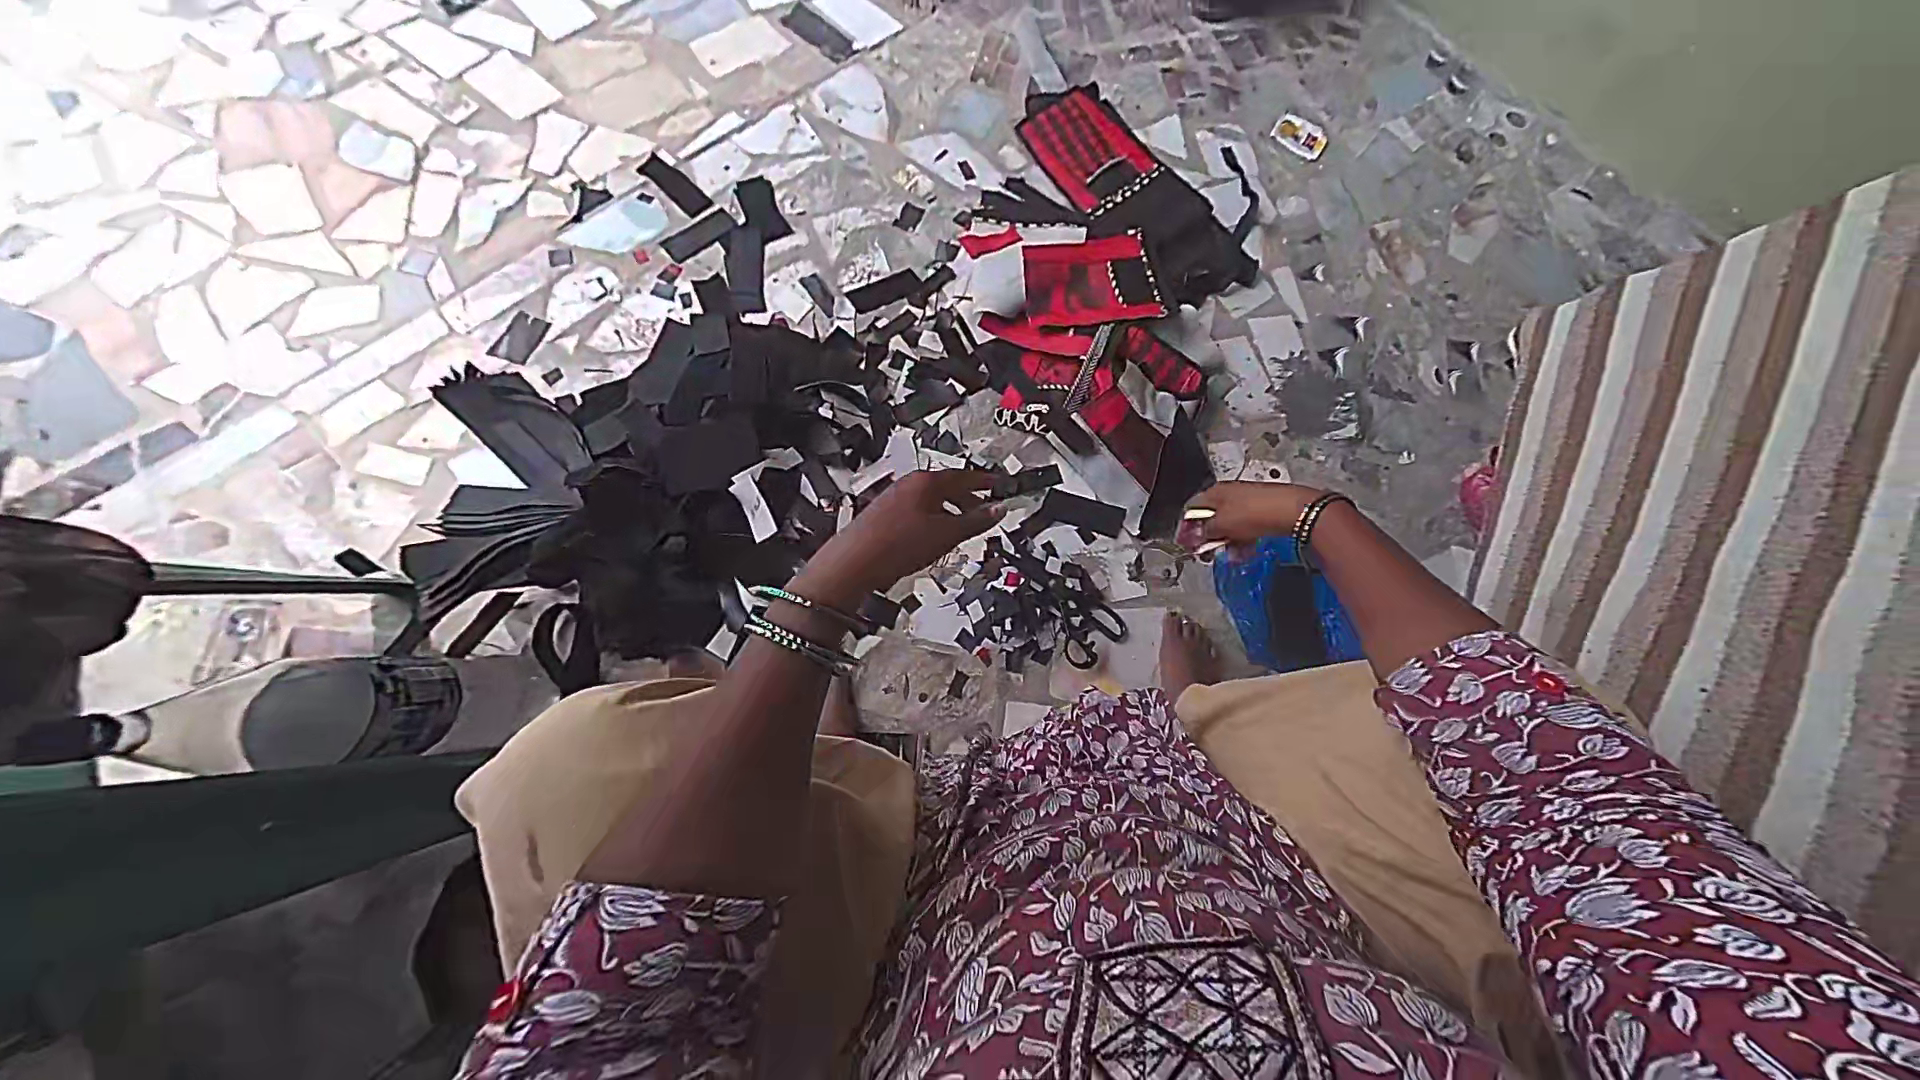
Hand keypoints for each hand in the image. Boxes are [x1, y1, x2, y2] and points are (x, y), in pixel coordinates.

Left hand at [793, 470, 1002, 601]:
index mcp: (925, 481)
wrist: (854, 562)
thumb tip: (997, 510)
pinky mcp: (883, 516)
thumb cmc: (892, 544)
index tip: (997, 483)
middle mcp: (907, 485)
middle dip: (968, 499)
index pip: (964, 476)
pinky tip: (932, 539)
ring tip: (961, 528)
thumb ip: (976, 521)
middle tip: (984, 508)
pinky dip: (931, 521)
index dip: (985, 482)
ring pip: (930, 501)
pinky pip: (916, 513)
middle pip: (947, 487)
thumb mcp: (947, 534)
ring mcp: (893, 499)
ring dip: (949, 512)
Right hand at [1176, 480, 1324, 553]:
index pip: (1192, 509)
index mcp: (1214, 492)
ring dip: (1228, 540)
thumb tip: (1194, 536)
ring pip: (1230, 523)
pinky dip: (1243, 538)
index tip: (1190, 543)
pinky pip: (1246, 526)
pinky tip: (1246, 549)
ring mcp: (1247, 500)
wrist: (1293, 510)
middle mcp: (1229, 493)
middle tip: (1210, 550)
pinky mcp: (1262, 509)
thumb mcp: (1221, 526)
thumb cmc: (1254, 512)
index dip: (1188, 528)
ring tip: (1232, 554)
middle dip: (1210, 536)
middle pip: (1211, 517)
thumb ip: (1203, 532)